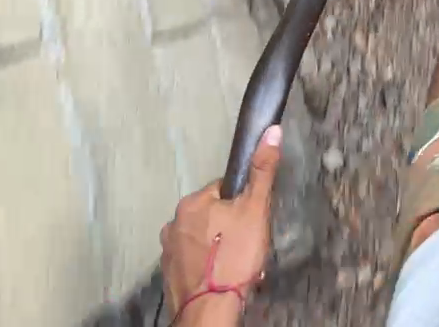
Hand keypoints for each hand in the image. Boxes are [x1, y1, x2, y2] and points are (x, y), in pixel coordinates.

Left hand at [160, 125, 281, 323]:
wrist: (210, 311)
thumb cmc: (235, 254)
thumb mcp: (256, 208)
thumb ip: (263, 170)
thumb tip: (271, 130)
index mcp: (193, 202)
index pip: (224, 189)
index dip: (243, 202)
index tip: (253, 219)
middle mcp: (173, 222)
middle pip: (212, 213)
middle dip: (230, 224)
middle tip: (249, 242)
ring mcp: (167, 251)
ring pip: (203, 236)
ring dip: (219, 244)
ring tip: (238, 262)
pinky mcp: (168, 275)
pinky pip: (194, 259)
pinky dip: (207, 262)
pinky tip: (223, 274)